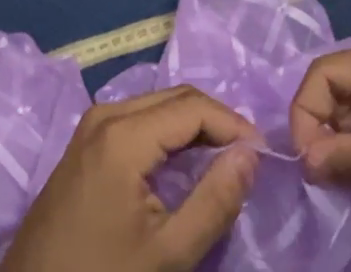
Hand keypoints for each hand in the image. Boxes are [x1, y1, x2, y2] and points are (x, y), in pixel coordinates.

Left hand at [0, 86, 261, 271]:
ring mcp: (90, 127)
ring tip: (225, 160)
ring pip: (156, 106)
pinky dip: (168, 133)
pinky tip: (186, 164)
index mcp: (123, 134)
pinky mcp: (84, 143)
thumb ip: (215, 200)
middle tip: (250, 157)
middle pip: (175, 98)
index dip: (235, 125)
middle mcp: (104, 115)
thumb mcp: (169, 251)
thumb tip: (251, 154)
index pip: (194, 107)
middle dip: (216, 121)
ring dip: (193, 126)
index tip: (265, 156)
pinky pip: (137, 120)